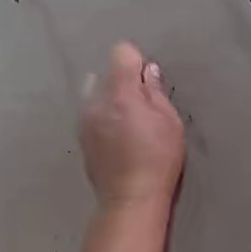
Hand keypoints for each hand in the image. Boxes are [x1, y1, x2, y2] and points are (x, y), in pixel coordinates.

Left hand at [80, 41, 185, 209]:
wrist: (130, 198)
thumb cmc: (158, 160)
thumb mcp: (170, 123)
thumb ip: (156, 93)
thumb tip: (148, 72)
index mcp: (120, 94)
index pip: (121, 52)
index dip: (136, 62)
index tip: (147, 81)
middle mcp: (96, 101)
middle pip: (107, 72)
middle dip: (124, 81)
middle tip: (142, 105)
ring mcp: (84, 119)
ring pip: (94, 91)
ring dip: (110, 97)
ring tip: (127, 121)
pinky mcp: (80, 135)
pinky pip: (90, 111)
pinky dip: (102, 114)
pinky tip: (117, 135)